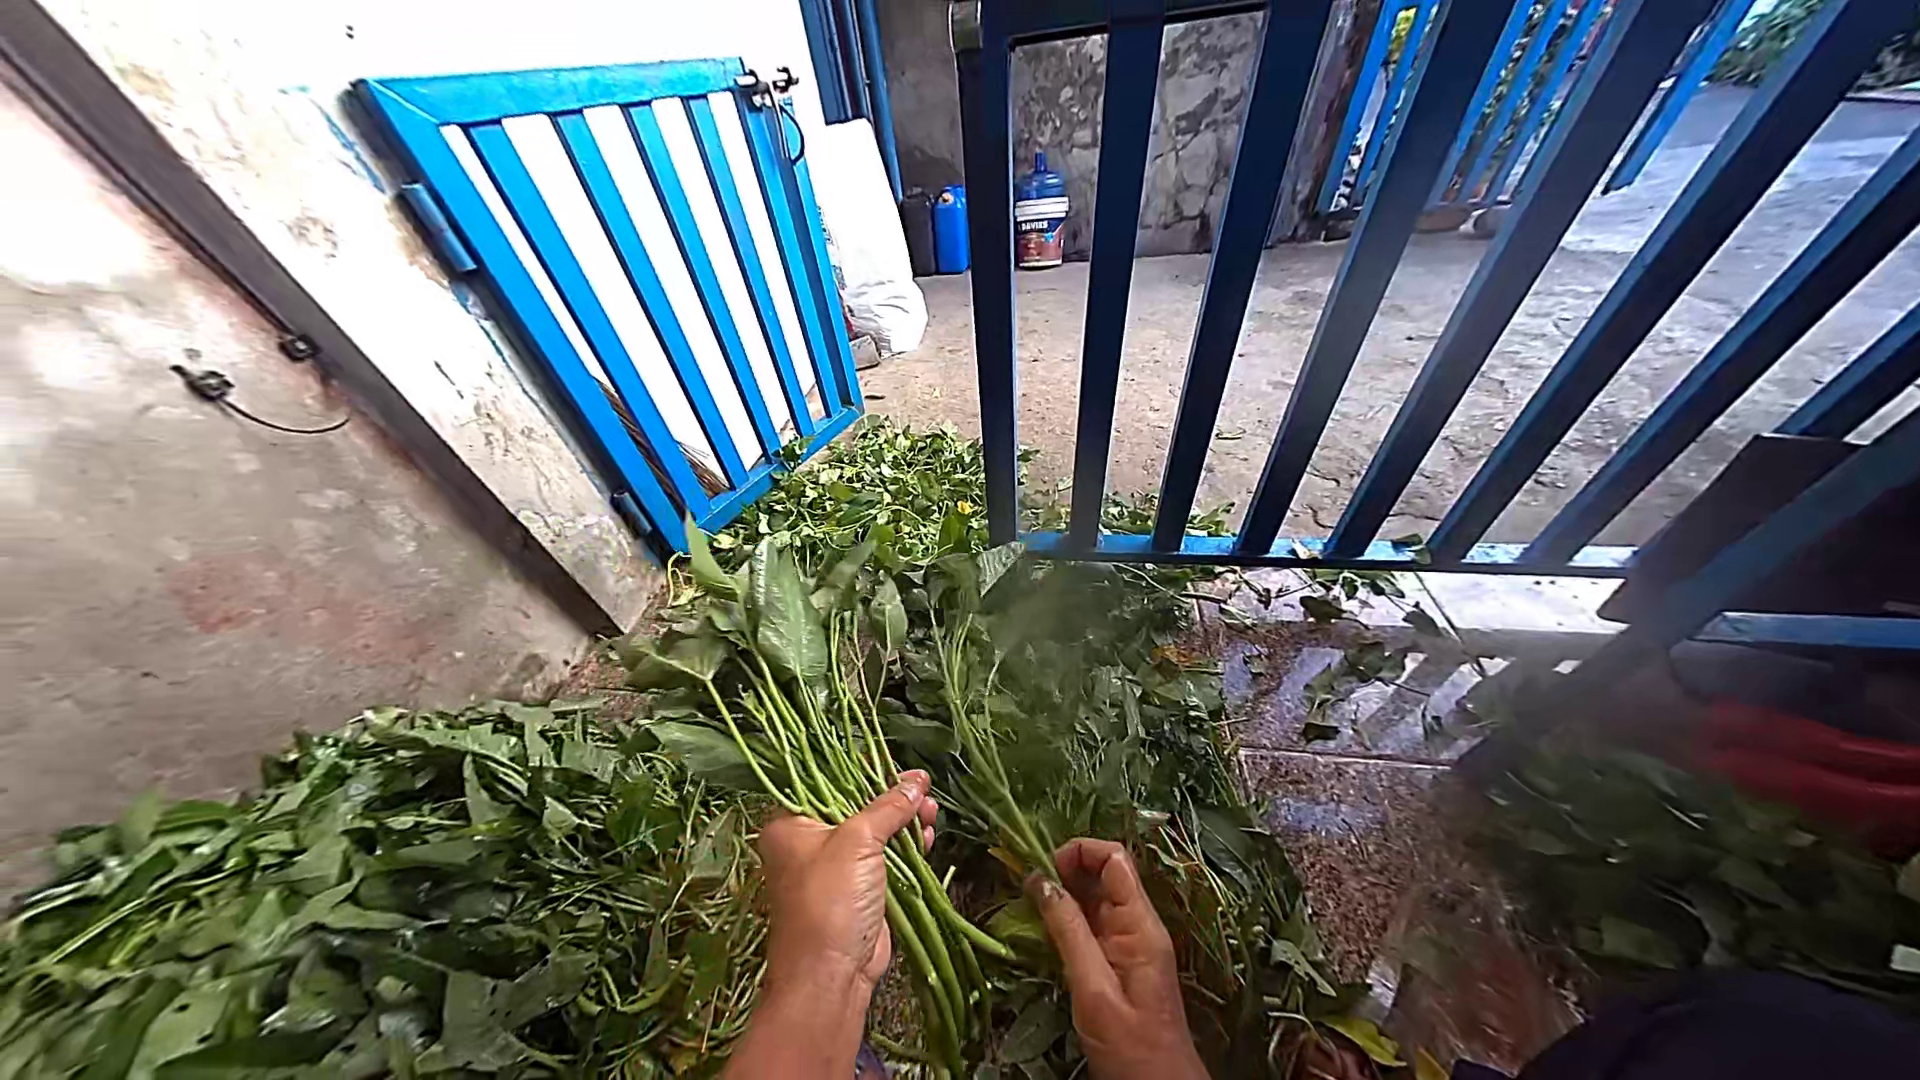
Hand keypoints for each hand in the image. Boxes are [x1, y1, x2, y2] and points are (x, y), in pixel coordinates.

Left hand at [757, 770, 937, 989]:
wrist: (830, 978)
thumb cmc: (829, 900)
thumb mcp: (858, 841)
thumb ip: (888, 806)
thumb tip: (916, 781)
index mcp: (793, 823)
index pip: (828, 780)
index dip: (863, 769)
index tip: (894, 760)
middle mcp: (811, 840)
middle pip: (857, 803)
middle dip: (893, 796)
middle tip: (923, 786)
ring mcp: (837, 866)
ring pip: (876, 830)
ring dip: (905, 819)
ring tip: (932, 809)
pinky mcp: (859, 888)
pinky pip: (886, 856)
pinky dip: (907, 845)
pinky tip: (927, 834)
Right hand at [1028, 839, 1208, 1079]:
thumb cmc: (1131, 1048)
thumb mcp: (1093, 988)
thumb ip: (1068, 931)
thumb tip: (1040, 880)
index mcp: (1139, 924)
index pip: (1115, 859)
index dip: (1081, 851)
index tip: (1046, 867)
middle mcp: (1136, 923)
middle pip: (1103, 872)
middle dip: (1065, 869)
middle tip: (1030, 885)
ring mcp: (1127, 940)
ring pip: (1094, 895)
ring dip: (1062, 892)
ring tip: (1029, 902)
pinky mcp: (1117, 958)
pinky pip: (1090, 921)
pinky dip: (1065, 916)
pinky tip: (1043, 926)